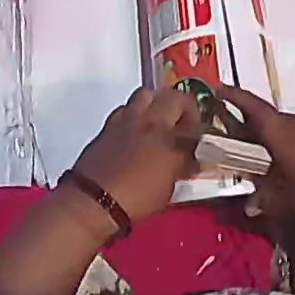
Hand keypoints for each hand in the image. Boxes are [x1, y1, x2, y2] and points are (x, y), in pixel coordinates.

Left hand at [65, 87, 199, 223]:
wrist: (95, 200)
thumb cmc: (134, 200)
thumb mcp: (167, 190)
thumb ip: (179, 168)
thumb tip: (186, 161)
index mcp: (170, 141)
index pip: (195, 125)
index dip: (199, 131)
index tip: (196, 140)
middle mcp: (151, 124)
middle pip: (175, 98)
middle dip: (183, 107)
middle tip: (181, 123)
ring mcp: (128, 121)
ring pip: (147, 94)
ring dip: (156, 102)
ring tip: (156, 120)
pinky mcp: (109, 125)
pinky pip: (125, 108)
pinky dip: (132, 113)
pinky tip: (133, 129)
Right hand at [219, 85, 294, 221]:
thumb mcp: (294, 202)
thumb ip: (268, 200)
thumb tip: (248, 206)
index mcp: (283, 133)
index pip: (252, 108)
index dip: (234, 97)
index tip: (219, 88)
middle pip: (272, 120)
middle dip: (255, 128)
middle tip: (242, 142)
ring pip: (294, 127)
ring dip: (282, 138)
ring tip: (275, 157)